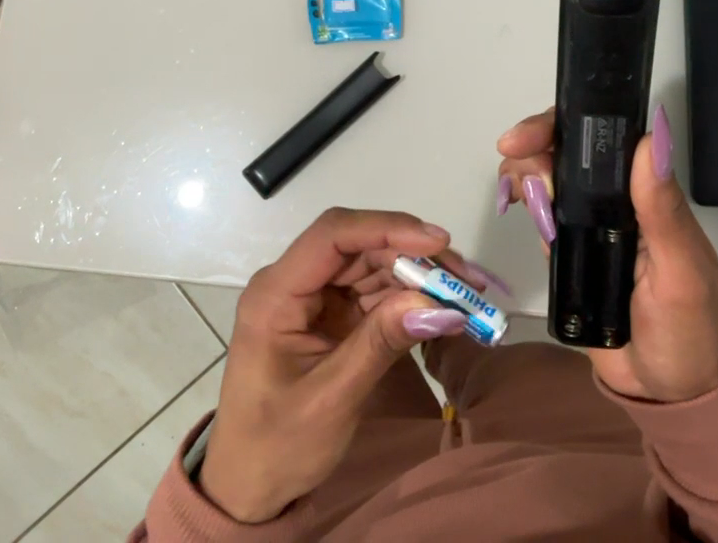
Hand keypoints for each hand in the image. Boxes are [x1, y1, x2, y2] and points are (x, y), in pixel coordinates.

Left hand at [198, 207, 487, 522]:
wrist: (248, 488)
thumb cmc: (276, 445)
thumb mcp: (331, 398)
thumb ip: (381, 344)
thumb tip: (441, 307)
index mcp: (276, 293)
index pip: (332, 236)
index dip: (386, 228)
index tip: (439, 242)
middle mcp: (295, 283)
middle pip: (361, 247)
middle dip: (417, 256)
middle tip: (470, 281)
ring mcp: (315, 298)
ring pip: (374, 265)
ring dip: (421, 275)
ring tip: (470, 293)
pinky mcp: (334, 315)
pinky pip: (377, 291)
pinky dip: (412, 297)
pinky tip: (445, 308)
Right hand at [498, 106, 717, 402]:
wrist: (663, 390)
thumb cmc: (685, 327)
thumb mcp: (682, 270)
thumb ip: (663, 209)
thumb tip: (652, 137)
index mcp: (648, 195)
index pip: (608, 140)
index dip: (568, 124)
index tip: (531, 134)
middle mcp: (617, 201)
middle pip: (569, 151)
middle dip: (535, 145)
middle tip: (514, 166)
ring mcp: (590, 225)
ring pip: (549, 178)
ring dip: (525, 172)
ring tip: (518, 197)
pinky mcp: (568, 252)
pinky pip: (541, 216)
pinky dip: (523, 203)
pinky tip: (514, 208)